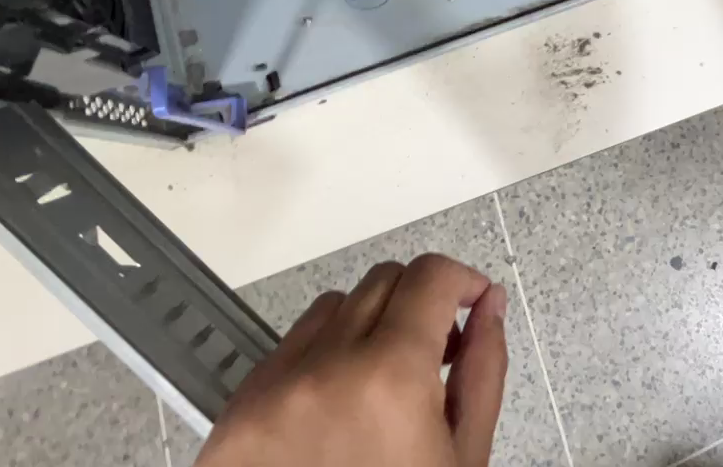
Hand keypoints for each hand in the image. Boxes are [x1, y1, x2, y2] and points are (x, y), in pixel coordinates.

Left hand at [195, 253, 507, 466]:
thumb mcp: (464, 461)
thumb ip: (484, 368)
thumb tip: (489, 304)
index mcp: (390, 377)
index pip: (432, 275)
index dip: (463, 281)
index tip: (473, 304)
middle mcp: (325, 368)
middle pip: (385, 280)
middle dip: (420, 303)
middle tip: (435, 352)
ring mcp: (271, 391)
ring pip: (336, 307)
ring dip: (369, 325)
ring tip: (382, 384)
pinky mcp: (233, 417)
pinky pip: (288, 348)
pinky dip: (322, 357)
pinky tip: (336, 408)